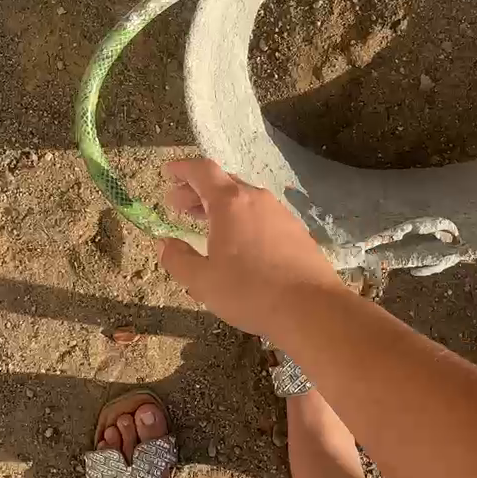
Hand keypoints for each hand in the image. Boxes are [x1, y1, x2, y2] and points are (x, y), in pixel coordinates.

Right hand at [155, 158, 348, 340]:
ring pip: (242, 198)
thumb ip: (178, 259)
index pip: (202, 171)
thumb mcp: (203, 282)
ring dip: (219, 205)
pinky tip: (238, 241)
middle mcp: (255, 198)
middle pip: (222, 182)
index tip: (168, 173)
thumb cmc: (251, 292)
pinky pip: (259, 213)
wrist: (312, 308)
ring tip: (204, 222)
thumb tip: (164, 243)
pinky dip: (240, 217)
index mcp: (229, 203)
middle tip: (178, 204)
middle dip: (196, 190)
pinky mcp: (294, 230)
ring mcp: (278, 212)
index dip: (182, 169)